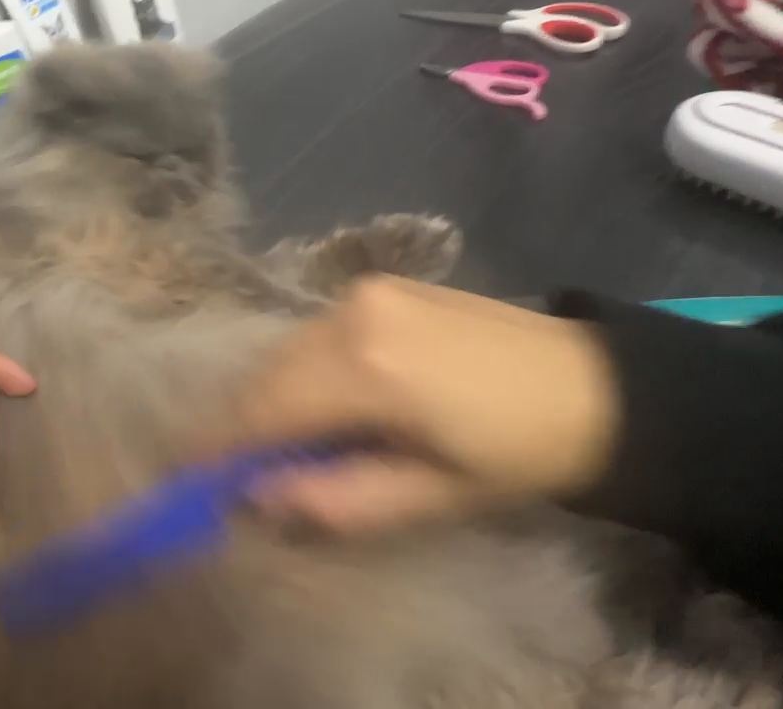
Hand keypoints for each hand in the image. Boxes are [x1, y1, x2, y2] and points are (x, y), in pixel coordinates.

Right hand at [228, 276, 619, 535]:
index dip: (220, 444)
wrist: (594, 383)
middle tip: (252, 471)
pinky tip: (334, 397)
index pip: (265, 409)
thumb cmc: (517, 453)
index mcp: (369, 370)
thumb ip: (338, 498)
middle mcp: (351, 315)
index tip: (188, 476)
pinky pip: (314, 332)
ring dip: (278, 396)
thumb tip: (258, 496)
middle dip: (250, 425)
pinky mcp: (374, 284)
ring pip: (287, 351)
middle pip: (268, 376)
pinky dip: (305, 369)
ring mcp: (362, 291)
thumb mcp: (432, 496)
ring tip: (302, 439)